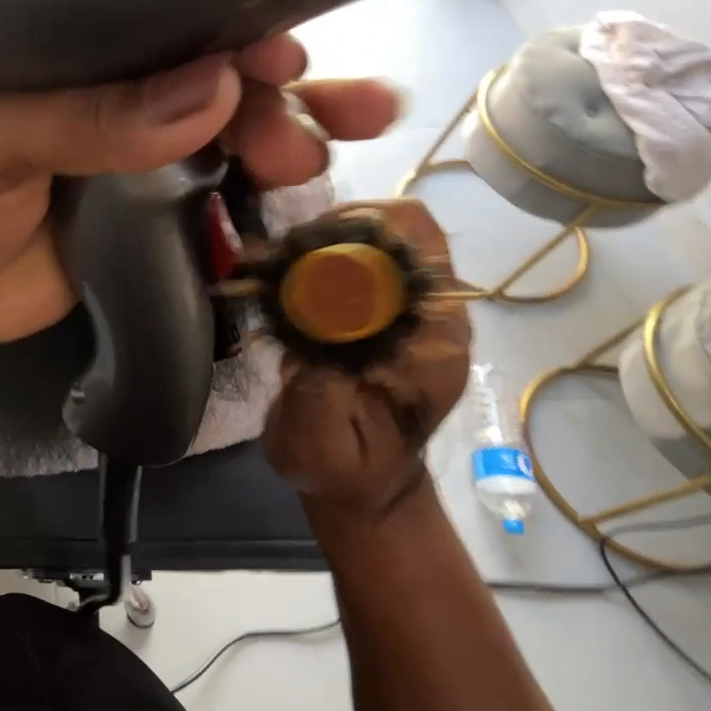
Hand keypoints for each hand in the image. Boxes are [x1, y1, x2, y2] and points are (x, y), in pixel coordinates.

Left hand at [0, 35, 400, 343]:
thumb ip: (88, 121)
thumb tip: (213, 90)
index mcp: (87, 65)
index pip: (175, 33)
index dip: (236, 38)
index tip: (284, 60)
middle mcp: (127, 105)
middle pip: (224, 87)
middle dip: (279, 103)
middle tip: (303, 145)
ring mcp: (150, 167)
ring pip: (238, 141)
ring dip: (293, 141)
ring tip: (319, 162)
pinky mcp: (161, 225)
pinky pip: (229, 204)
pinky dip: (271, 201)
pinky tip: (315, 205)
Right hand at [262, 200, 472, 520]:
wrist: (362, 484)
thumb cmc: (341, 470)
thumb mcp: (319, 448)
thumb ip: (316, 399)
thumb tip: (308, 340)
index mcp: (431, 341)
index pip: (416, 246)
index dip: (358, 232)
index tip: (301, 254)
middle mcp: (430, 313)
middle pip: (398, 226)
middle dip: (335, 228)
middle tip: (282, 256)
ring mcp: (408, 308)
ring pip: (378, 234)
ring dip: (323, 238)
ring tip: (278, 264)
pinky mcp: (382, 310)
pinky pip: (358, 257)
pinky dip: (317, 254)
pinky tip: (283, 277)